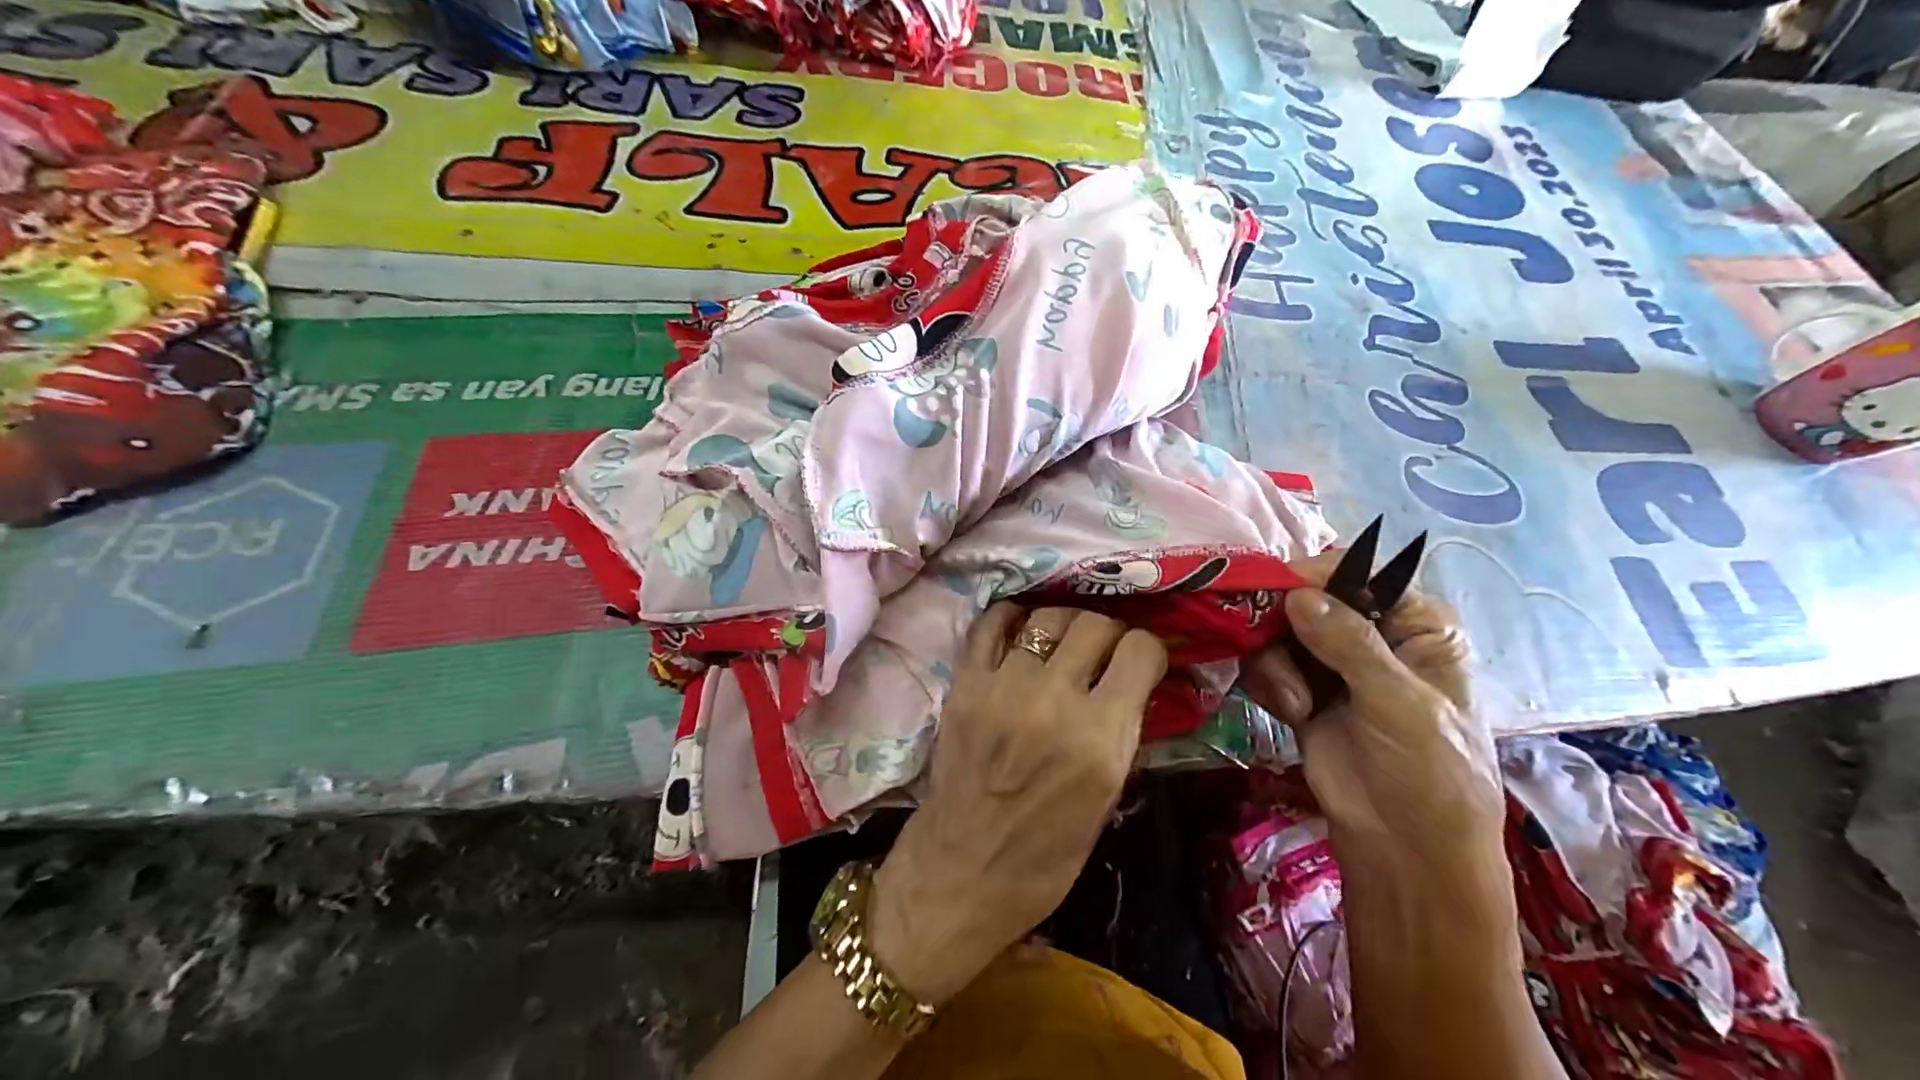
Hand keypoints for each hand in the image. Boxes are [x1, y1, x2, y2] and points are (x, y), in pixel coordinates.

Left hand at [866, 604, 1166, 1004]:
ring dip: (1065, 625)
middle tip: (1105, 651)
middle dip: (1110, 633)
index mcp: (1099, 740)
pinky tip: (1021, 630)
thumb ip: (1120, 732)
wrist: (964, 870)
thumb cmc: (1046, 855)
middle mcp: (1053, 701)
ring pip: (1047, 618)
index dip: (1148, 651)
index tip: (1143, 661)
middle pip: (1094, 625)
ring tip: (1064, 643)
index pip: (1140, 651)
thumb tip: (1132, 683)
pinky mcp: (966, 684)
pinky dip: (1012, 618)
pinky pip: (991, 624)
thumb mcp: (1106, 798)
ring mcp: (1003, 687)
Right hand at [1239, 567, 1502, 889]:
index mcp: (1416, 626)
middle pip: (1309, 601)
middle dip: (1285, 625)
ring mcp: (1334, 665)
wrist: (1404, 848)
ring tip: (1294, 702)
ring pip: (1280, 632)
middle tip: (1267, 647)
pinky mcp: (1303, 691)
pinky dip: (1269, 683)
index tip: (1277, 592)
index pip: (1359, 577)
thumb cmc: (1429, 771)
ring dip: (1276, 663)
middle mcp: (1372, 636)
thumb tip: (1298, 595)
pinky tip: (1289, 712)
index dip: (1316, 578)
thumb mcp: (1399, 703)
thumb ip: (1349, 644)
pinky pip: (1268, 665)